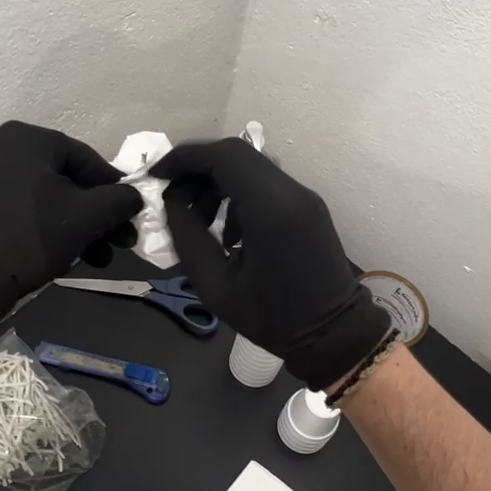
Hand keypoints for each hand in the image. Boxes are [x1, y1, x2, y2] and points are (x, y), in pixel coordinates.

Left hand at [0, 121, 140, 334]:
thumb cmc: (27, 238)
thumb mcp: (85, 219)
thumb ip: (119, 202)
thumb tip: (133, 197)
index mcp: (27, 138)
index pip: (88, 160)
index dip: (115, 191)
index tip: (129, 218)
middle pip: (63, 180)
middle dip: (93, 216)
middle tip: (113, 245)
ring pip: (39, 197)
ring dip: (69, 226)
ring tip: (89, 259)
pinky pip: (13, 207)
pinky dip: (38, 226)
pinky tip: (55, 254)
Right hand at [153, 140, 390, 389]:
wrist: (333, 334)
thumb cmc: (272, 319)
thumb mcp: (214, 286)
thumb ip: (187, 236)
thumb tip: (172, 202)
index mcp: (270, 209)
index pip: (223, 156)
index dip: (184, 158)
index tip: (158, 176)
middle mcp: (291, 192)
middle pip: (236, 155)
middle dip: (197, 171)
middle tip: (175, 202)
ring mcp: (305, 196)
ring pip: (251, 168)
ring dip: (218, 185)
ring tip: (201, 223)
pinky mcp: (309, 206)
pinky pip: (266, 185)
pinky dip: (239, 196)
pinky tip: (229, 234)